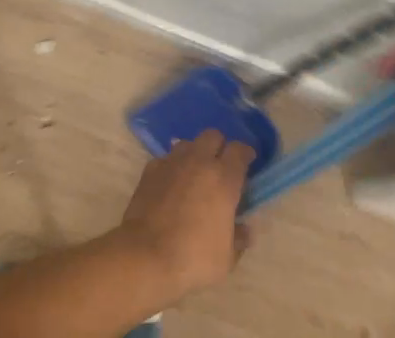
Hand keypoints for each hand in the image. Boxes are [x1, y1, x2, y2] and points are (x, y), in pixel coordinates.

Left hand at [112, 129, 254, 299]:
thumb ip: (239, 238)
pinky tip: (172, 185)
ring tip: (196, 175)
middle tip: (221, 168)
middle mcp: (198, 162)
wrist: (146, 254)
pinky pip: (166, 158)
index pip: (239, 150)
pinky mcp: (150, 170)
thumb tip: (245, 229)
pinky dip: (173, 166)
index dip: (245, 154)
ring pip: (187, 143)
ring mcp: (171, 163)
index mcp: (223, 179)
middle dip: (220, 147)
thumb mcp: (227, 258)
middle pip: (212, 136)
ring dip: (195, 154)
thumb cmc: (194, 257)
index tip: (248, 163)